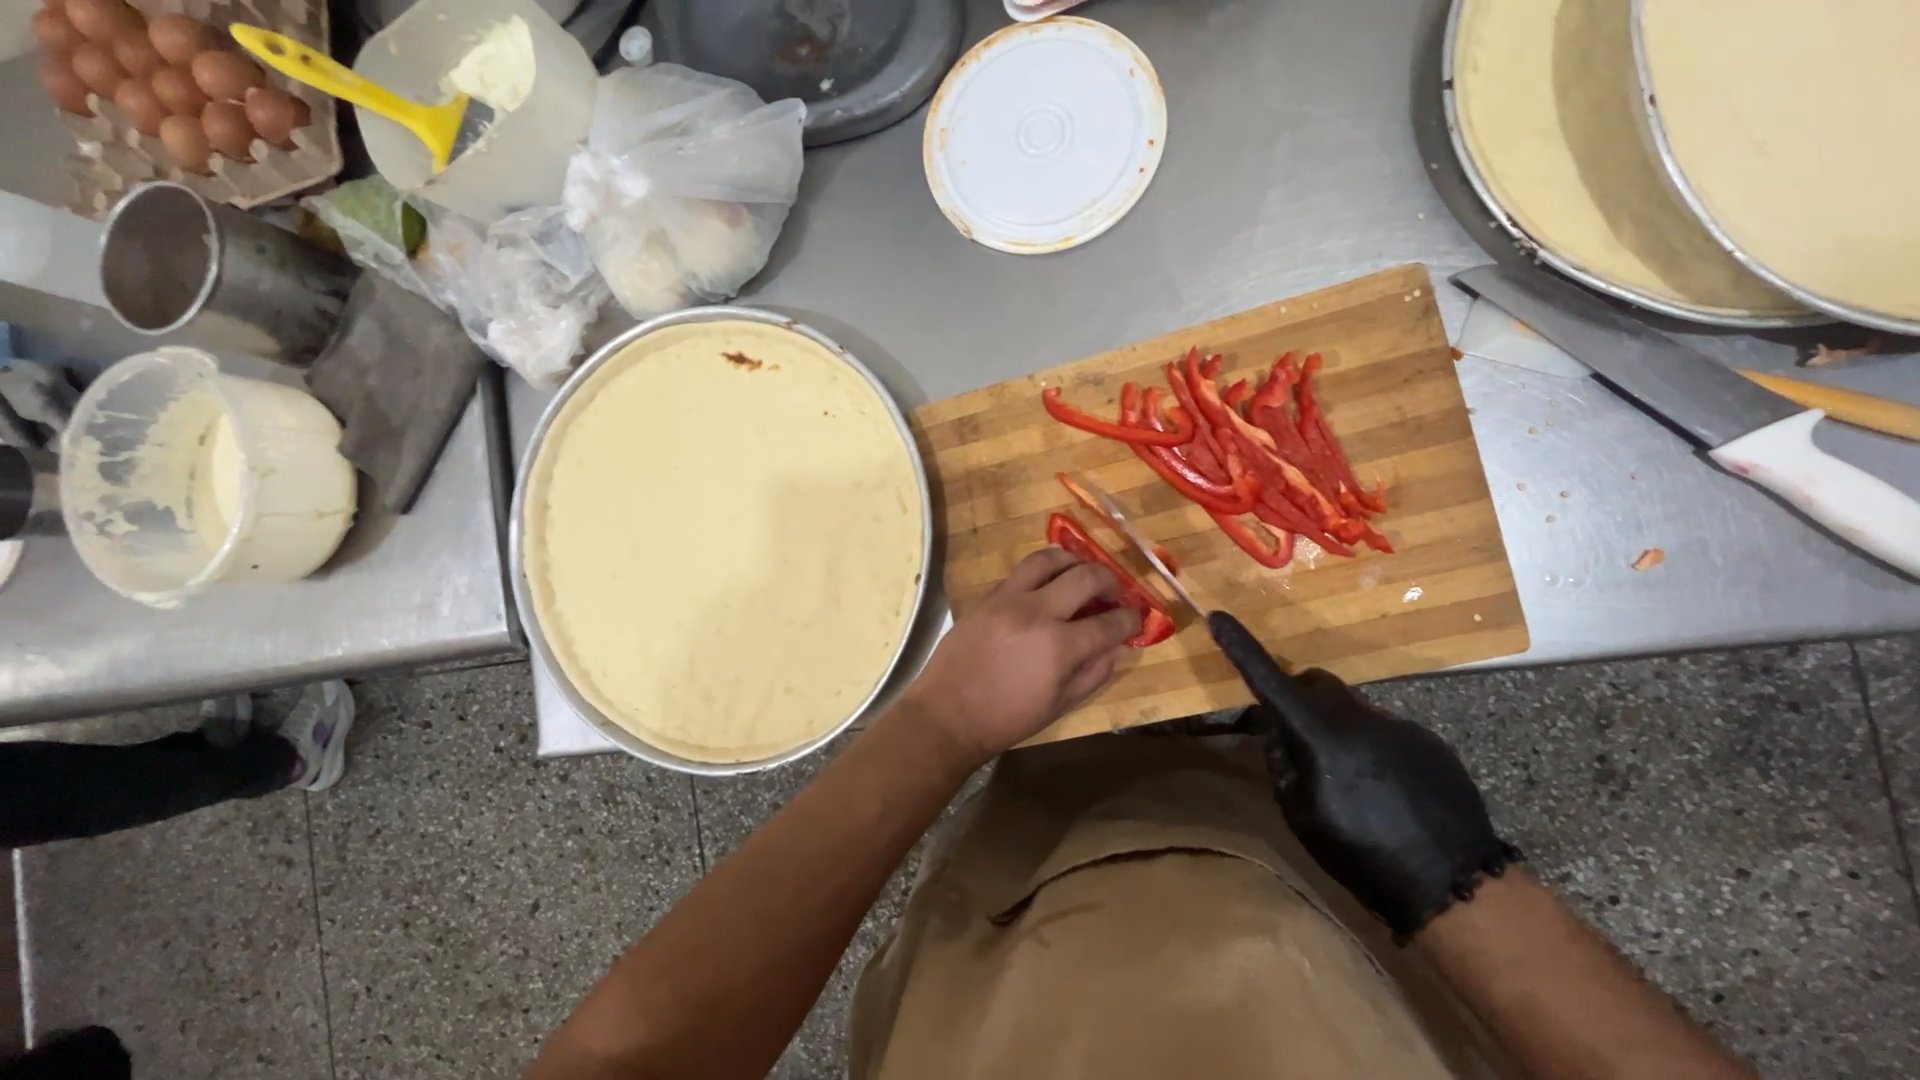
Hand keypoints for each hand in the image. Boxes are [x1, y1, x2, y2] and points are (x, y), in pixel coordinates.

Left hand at [901, 547, 1140, 765]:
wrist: (947, 714)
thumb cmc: (1007, 719)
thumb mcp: (1060, 705)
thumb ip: (1094, 672)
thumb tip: (1115, 645)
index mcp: (1059, 647)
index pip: (1110, 623)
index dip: (1130, 619)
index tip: (1135, 619)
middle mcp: (1036, 613)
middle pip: (1086, 577)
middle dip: (1110, 582)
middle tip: (1113, 594)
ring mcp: (1007, 599)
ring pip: (1049, 558)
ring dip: (1074, 561)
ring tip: (1082, 573)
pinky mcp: (986, 597)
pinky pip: (1021, 572)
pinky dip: (1042, 573)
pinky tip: (1048, 586)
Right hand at [1248, 667, 1522, 937]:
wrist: (1452, 882)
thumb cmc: (1360, 855)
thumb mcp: (1301, 815)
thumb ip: (1282, 763)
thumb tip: (1276, 731)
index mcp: (1320, 735)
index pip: (1270, 681)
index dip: (1241, 648)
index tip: (1219, 618)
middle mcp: (1358, 717)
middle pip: (1316, 684)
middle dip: (1296, 696)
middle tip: (1291, 734)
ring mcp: (1399, 724)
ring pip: (1351, 708)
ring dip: (1335, 727)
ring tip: (1346, 778)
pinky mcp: (1427, 740)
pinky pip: (1383, 729)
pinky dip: (1370, 746)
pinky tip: (1382, 788)